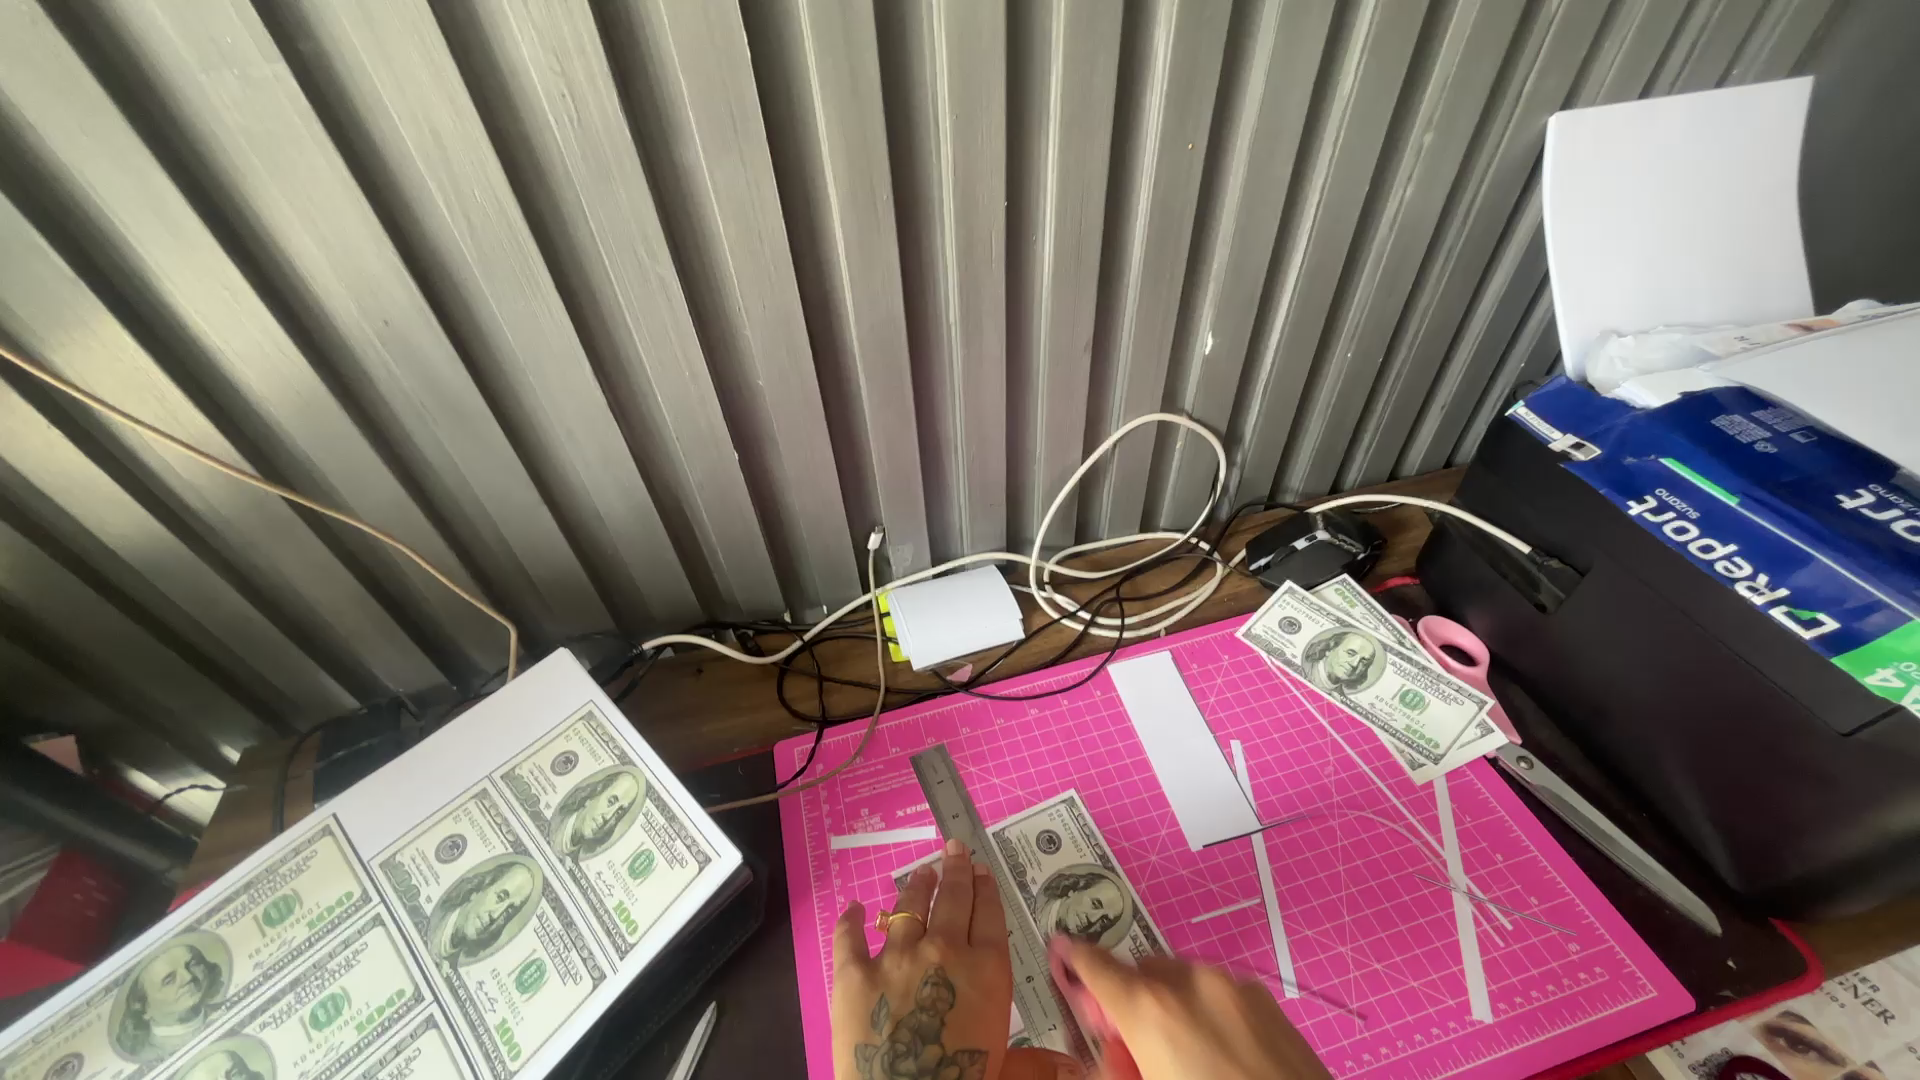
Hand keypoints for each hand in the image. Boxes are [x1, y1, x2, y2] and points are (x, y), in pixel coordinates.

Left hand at [833, 839, 1076, 1079]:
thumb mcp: (1008, 1075)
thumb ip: (1036, 1065)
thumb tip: (1074, 1069)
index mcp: (985, 971)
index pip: (989, 916)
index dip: (986, 890)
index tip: (982, 870)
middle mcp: (943, 951)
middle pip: (952, 900)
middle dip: (956, 871)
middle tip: (954, 848)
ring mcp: (895, 958)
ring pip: (908, 908)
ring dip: (916, 887)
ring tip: (921, 872)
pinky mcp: (853, 975)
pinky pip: (849, 938)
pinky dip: (851, 920)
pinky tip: (853, 907)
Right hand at [1060, 941, 1330, 1079]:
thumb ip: (1122, 1064)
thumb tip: (1114, 1050)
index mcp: (1151, 1008)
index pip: (1096, 966)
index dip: (1074, 958)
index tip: (1061, 949)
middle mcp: (1189, 982)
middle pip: (1141, 973)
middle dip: (1132, 1001)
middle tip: (1138, 1049)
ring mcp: (1233, 987)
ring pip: (1183, 982)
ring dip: (1173, 1008)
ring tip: (1190, 1060)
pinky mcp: (1269, 1002)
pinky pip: (1221, 995)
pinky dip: (1210, 1015)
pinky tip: (1227, 1060)